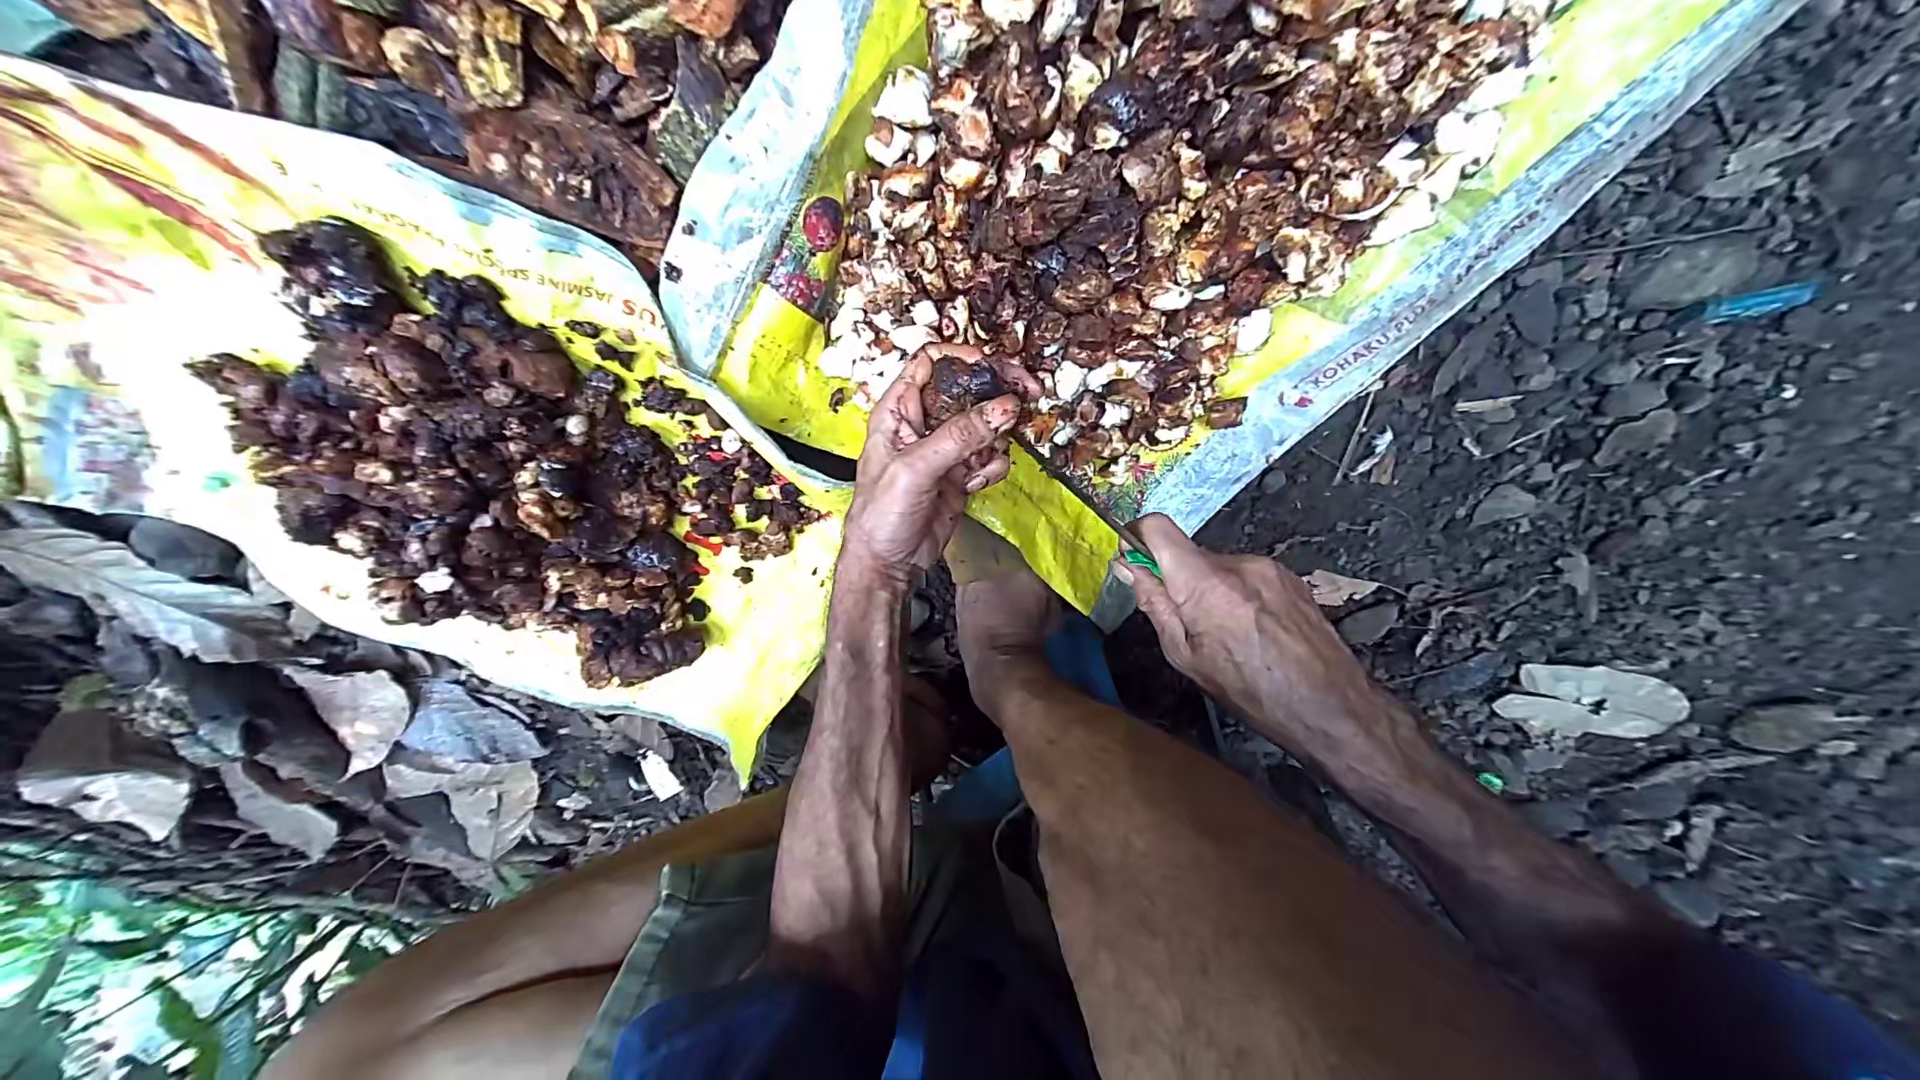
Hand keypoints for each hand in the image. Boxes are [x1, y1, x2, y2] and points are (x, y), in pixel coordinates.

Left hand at [841, 344, 1039, 587]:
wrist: (888, 564)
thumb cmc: (880, 515)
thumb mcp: (915, 468)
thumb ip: (960, 436)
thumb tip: (1003, 406)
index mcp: (899, 410)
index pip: (931, 361)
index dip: (964, 358)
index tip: (993, 367)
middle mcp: (923, 423)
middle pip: (969, 388)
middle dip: (998, 393)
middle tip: (1027, 395)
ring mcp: (945, 448)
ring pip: (987, 423)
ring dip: (996, 439)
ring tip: (981, 462)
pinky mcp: (961, 473)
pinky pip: (991, 456)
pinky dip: (993, 467)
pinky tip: (975, 483)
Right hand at [1116, 514, 1406, 767]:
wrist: (1331, 706)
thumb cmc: (1253, 692)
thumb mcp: (1185, 656)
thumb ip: (1154, 604)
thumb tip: (1127, 568)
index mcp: (1205, 585)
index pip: (1158, 528)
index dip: (1137, 537)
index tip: (1133, 559)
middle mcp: (1238, 565)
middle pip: (1188, 553)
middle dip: (1177, 579)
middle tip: (1186, 621)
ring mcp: (1268, 567)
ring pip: (1217, 566)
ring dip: (1209, 589)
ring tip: (1226, 632)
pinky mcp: (1288, 575)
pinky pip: (1245, 574)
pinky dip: (1236, 593)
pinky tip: (1251, 629)